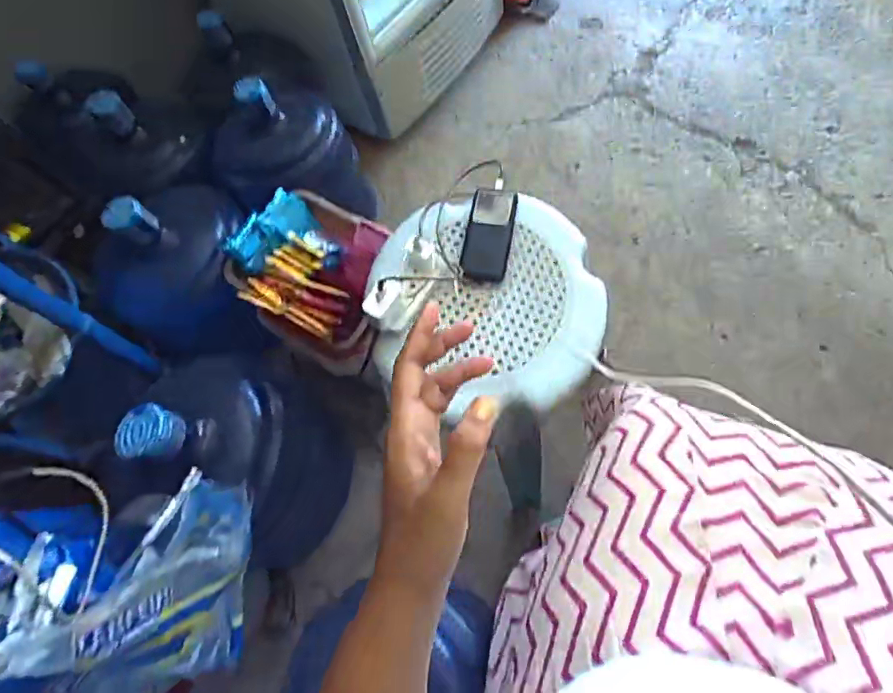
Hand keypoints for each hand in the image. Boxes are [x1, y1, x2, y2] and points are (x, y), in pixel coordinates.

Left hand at [374, 302, 497, 596]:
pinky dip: (458, 398)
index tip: (434, 309)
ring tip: (486, 360)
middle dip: (440, 347)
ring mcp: (417, 446)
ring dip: (454, 374)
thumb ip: (467, 448)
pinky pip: (441, 415)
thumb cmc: (424, 541)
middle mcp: (407, 431)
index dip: (419, 338)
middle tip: (470, 328)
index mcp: (404, 432)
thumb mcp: (449, 495)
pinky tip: (476, 400)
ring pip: (432, 395)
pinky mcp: (429, 460)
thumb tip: (488, 400)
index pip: (408, 372)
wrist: (410, 582)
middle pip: (419, 376)